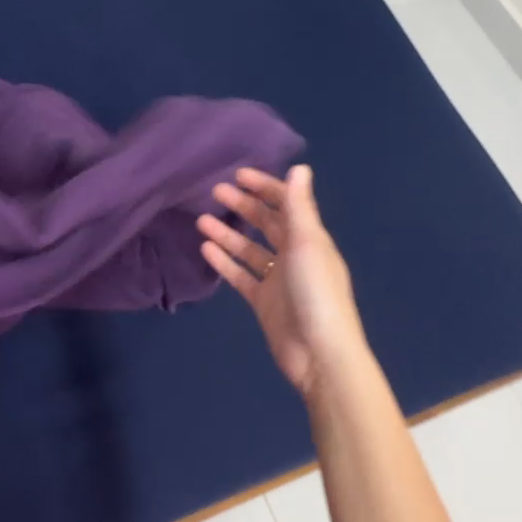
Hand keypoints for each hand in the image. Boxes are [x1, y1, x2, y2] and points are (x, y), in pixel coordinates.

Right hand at [197, 165, 369, 398]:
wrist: (319, 354)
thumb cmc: (317, 293)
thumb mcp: (308, 244)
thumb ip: (299, 207)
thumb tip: (300, 167)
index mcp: (311, 239)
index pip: (287, 204)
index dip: (266, 187)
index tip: (239, 175)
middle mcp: (295, 255)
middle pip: (267, 223)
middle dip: (244, 205)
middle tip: (215, 191)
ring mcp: (278, 280)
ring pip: (249, 249)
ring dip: (228, 233)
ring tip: (202, 220)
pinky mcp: (264, 302)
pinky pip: (241, 275)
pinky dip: (225, 261)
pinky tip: (206, 249)